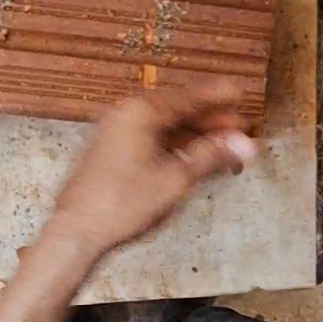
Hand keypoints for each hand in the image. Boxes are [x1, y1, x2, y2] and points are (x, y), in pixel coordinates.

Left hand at [44, 84, 258, 256]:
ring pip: (162, 126)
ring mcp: (114, 131)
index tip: (239, 93)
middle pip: (176, 110)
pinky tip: (189, 158)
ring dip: (192, 135)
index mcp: (141, 112)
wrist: (77, 229)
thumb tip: (245, 144)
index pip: (189, 96)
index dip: (217, 96)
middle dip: (208, 121)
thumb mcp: (175, 179)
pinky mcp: (109, 150)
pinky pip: (148, 138)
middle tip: (237, 129)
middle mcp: (125, 113)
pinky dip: (171, 145)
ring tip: (220, 147)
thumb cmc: (124, 204)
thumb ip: (211, 156)